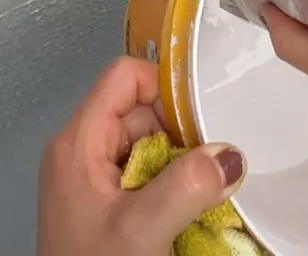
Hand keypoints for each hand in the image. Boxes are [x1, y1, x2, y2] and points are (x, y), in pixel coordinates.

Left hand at [37, 58, 247, 255]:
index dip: (163, 89)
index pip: (124, 77)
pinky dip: (167, 186)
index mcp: (78, 141)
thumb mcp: (141, 231)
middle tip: (205, 168)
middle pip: (139, 110)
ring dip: (177, 165)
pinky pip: (142, 174)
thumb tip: (230, 153)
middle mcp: (80, 150)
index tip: (197, 122)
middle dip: (177, 134)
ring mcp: (89, 178)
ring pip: (145, 143)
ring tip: (196, 195)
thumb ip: (186, 186)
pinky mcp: (101, 205)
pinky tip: (182, 213)